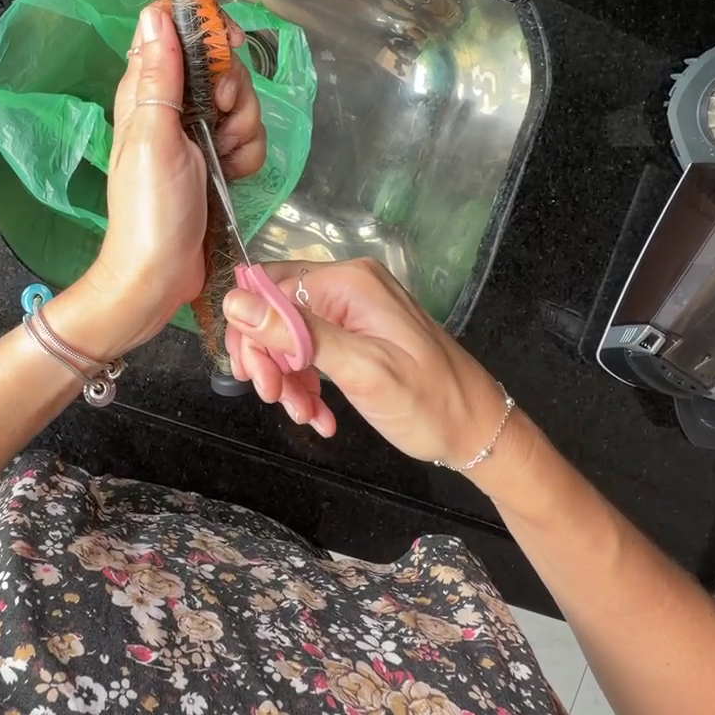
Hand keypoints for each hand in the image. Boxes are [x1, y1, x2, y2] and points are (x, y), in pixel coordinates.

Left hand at [69, 2, 264, 355]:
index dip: (206, 30)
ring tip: (223, 159)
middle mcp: (173, 107)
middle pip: (221, 67)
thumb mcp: (153, 135)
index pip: (176, 32)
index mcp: (146, 91)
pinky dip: (247, 155)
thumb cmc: (150, 207)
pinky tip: (233, 175)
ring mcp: (198, 135)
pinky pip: (248, 138)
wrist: (160, 274)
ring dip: (243, 130)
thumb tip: (155, 13)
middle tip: (220, 120)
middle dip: (234, 91)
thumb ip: (159, 75)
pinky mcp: (218, 160)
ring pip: (242, 103)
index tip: (228, 48)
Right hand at [222, 259, 511, 464]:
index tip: (256, 380)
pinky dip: (306, 382)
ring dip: (286, 377)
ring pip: (288, 334)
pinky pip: (311, 349)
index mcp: (348, 281)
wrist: (481, 432)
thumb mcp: (361, 370)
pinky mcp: (356, 333)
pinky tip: (319, 414)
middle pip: (275, 310)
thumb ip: (298, 334)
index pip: (268, 289)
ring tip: (304, 414)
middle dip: (268, 358)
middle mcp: (347, 284)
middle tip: (276, 399)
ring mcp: (353, 309)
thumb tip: (233, 302)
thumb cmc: (429, 402)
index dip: (252, 333)